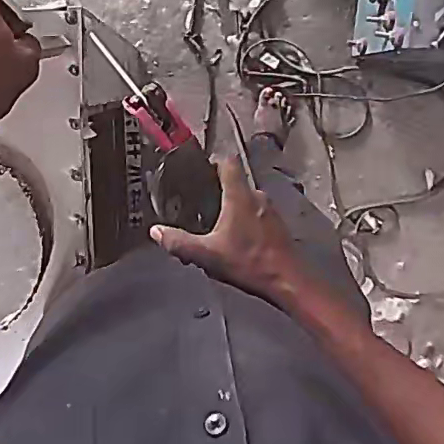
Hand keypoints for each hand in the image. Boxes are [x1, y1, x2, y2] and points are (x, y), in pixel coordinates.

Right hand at [151, 155, 313, 303]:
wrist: (288, 280)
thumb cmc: (249, 262)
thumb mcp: (207, 255)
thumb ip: (180, 242)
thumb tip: (156, 232)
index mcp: (239, 196)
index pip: (228, 163)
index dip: (213, 163)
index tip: (201, 171)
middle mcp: (257, 197)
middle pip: (236, 183)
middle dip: (219, 191)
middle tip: (201, 204)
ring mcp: (270, 210)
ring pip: (247, 200)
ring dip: (233, 208)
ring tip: (217, 225)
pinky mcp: (278, 225)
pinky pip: (258, 214)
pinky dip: (246, 220)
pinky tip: (238, 240)